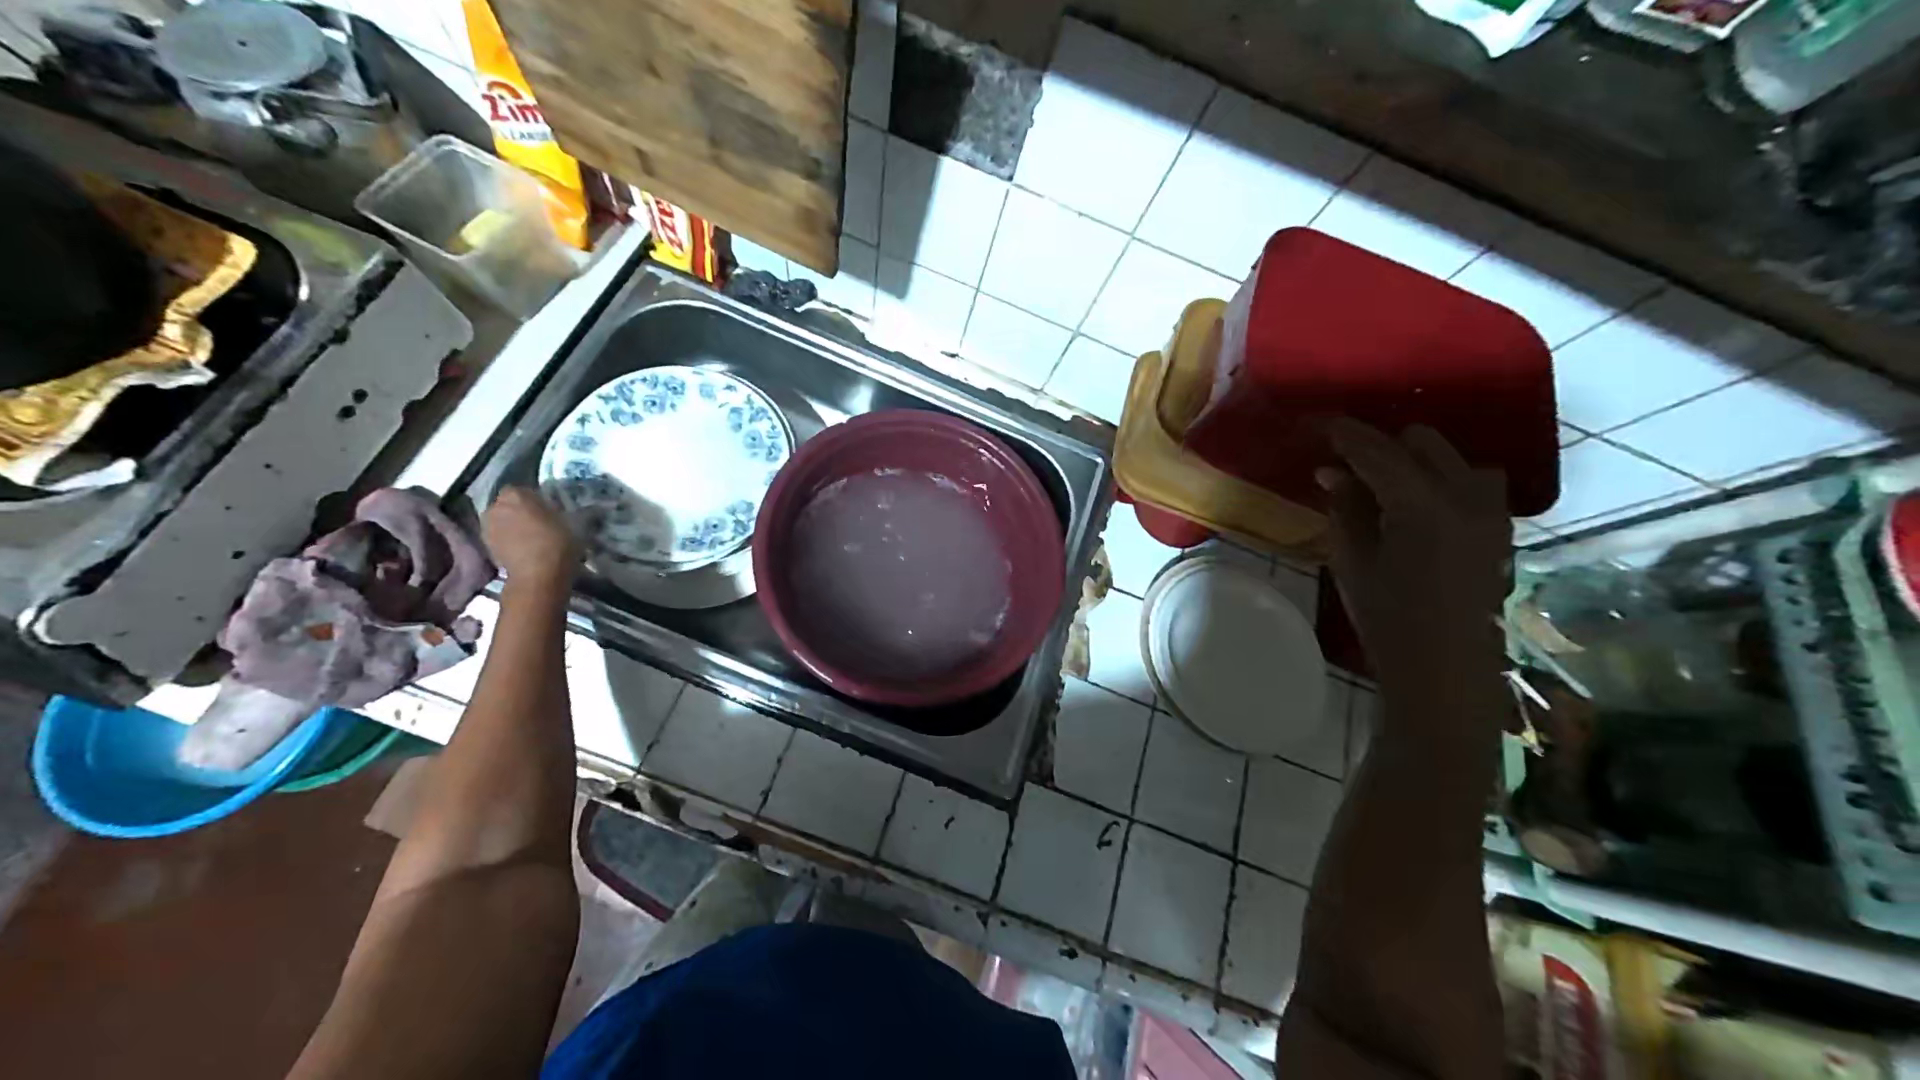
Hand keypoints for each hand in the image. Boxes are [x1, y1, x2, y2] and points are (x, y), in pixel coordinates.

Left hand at [483, 486, 580, 586]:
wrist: (538, 576)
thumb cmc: (557, 543)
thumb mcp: (573, 522)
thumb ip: (564, 511)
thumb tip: (577, 508)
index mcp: (516, 495)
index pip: (523, 490)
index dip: (535, 500)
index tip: (548, 510)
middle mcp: (496, 506)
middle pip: (508, 505)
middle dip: (520, 511)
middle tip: (539, 523)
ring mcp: (487, 527)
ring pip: (502, 521)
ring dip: (512, 526)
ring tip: (531, 538)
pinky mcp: (486, 546)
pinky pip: (499, 537)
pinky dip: (508, 541)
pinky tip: (524, 550)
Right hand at [1318, 420, 1510, 713]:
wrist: (1446, 670)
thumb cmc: (1388, 619)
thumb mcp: (1353, 562)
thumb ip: (1345, 509)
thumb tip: (1331, 471)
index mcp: (1421, 504)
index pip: (1377, 450)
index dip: (1345, 433)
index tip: (1318, 423)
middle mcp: (1466, 496)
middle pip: (1422, 441)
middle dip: (1382, 444)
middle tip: (1347, 465)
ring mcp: (1491, 511)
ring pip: (1452, 458)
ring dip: (1416, 461)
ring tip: (1385, 486)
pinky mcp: (1501, 529)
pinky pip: (1473, 482)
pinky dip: (1441, 480)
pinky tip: (1417, 506)